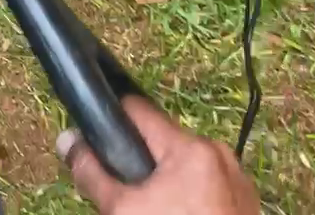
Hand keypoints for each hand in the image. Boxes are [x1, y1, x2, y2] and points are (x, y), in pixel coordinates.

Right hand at [59, 100, 258, 214]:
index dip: (109, 120)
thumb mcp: (122, 210)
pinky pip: (203, 185)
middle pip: (159, 139)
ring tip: (150, 211)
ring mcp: (238, 182)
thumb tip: (66, 139)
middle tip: (126, 194)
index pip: (135, 109)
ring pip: (181, 164)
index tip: (96, 143)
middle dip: (138, 161)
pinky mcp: (247, 206)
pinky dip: (185, 197)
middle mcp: (219, 154)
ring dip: (162, 180)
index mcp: (191, 148)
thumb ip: (90, 171)